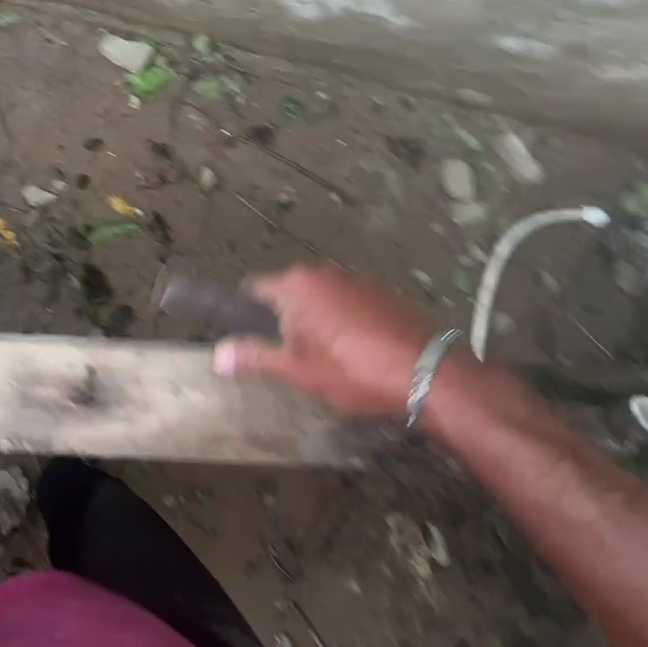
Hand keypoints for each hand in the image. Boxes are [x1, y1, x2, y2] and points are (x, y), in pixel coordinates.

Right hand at [212, 264, 433, 416]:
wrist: (430, 375)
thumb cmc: (353, 370)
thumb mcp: (297, 370)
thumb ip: (254, 357)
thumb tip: (217, 356)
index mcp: (295, 284)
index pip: (255, 290)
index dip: (249, 314)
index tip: (255, 339)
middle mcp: (323, 272)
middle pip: (290, 293)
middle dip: (288, 319)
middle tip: (295, 356)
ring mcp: (357, 279)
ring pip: (323, 298)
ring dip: (319, 319)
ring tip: (331, 357)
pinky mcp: (386, 292)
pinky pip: (352, 303)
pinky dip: (349, 320)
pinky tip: (361, 351)